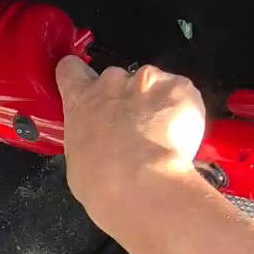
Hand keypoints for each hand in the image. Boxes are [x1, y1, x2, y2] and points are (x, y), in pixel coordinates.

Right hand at [55, 55, 209, 236]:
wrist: (139, 182)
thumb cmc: (101, 179)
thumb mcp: (77, 159)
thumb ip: (87, 136)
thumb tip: (97, 142)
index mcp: (81, 100)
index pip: (71, 70)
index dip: (78, 78)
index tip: (83, 87)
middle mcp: (112, 82)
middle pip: (116, 79)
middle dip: (123, 99)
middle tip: (130, 129)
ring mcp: (148, 80)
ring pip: (152, 85)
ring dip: (155, 104)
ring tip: (159, 137)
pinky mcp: (180, 87)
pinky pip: (181, 94)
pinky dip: (181, 112)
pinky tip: (176, 137)